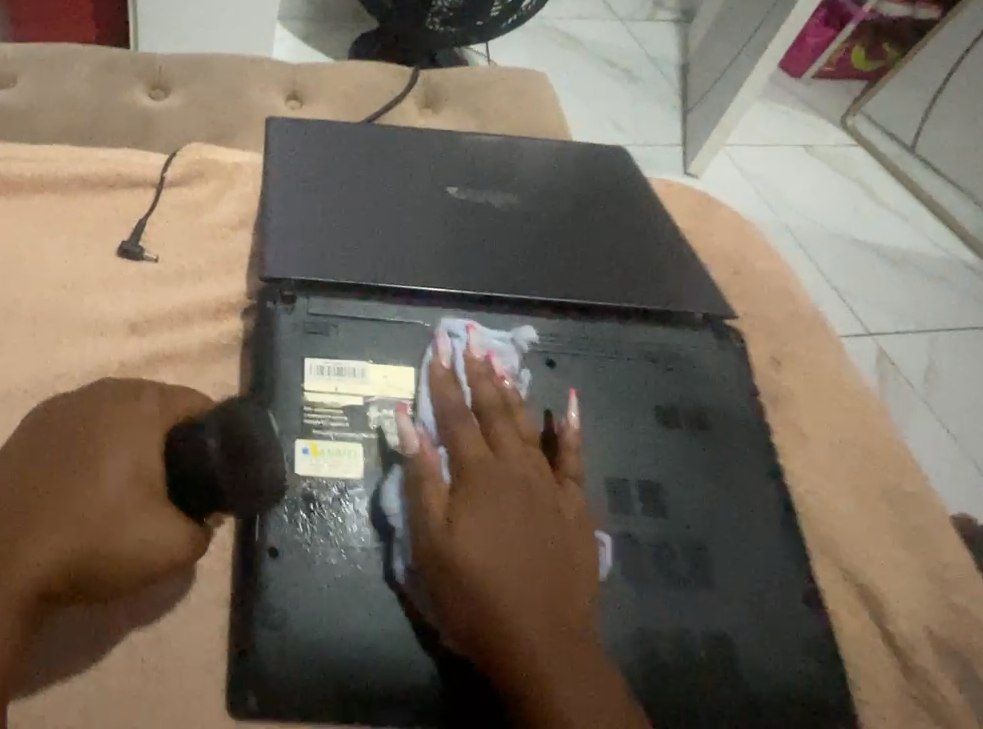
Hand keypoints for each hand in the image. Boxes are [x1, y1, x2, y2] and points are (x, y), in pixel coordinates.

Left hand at [0, 377, 216, 609]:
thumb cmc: (93, 542)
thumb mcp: (173, 547)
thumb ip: (205, 526)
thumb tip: (201, 514)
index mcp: (141, 403)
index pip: (198, 405)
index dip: (216, 441)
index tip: (211, 480)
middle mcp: (101, 390)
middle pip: (155, 408)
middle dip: (169, 444)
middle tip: (172, 494)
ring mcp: (58, 406)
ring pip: (114, 418)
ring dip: (128, 446)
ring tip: (123, 496)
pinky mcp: (26, 429)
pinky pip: (78, 431)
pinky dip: (89, 453)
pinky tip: (80, 494)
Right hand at [395, 336, 603, 699]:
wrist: (542, 643)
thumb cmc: (473, 595)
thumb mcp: (431, 541)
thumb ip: (422, 476)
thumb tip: (407, 419)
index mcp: (475, 474)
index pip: (453, 416)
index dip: (444, 380)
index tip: (438, 346)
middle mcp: (513, 467)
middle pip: (493, 411)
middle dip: (479, 373)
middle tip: (472, 339)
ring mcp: (548, 484)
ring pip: (528, 425)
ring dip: (513, 391)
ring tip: (502, 361)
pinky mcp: (574, 505)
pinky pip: (574, 457)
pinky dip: (571, 428)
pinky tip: (568, 404)